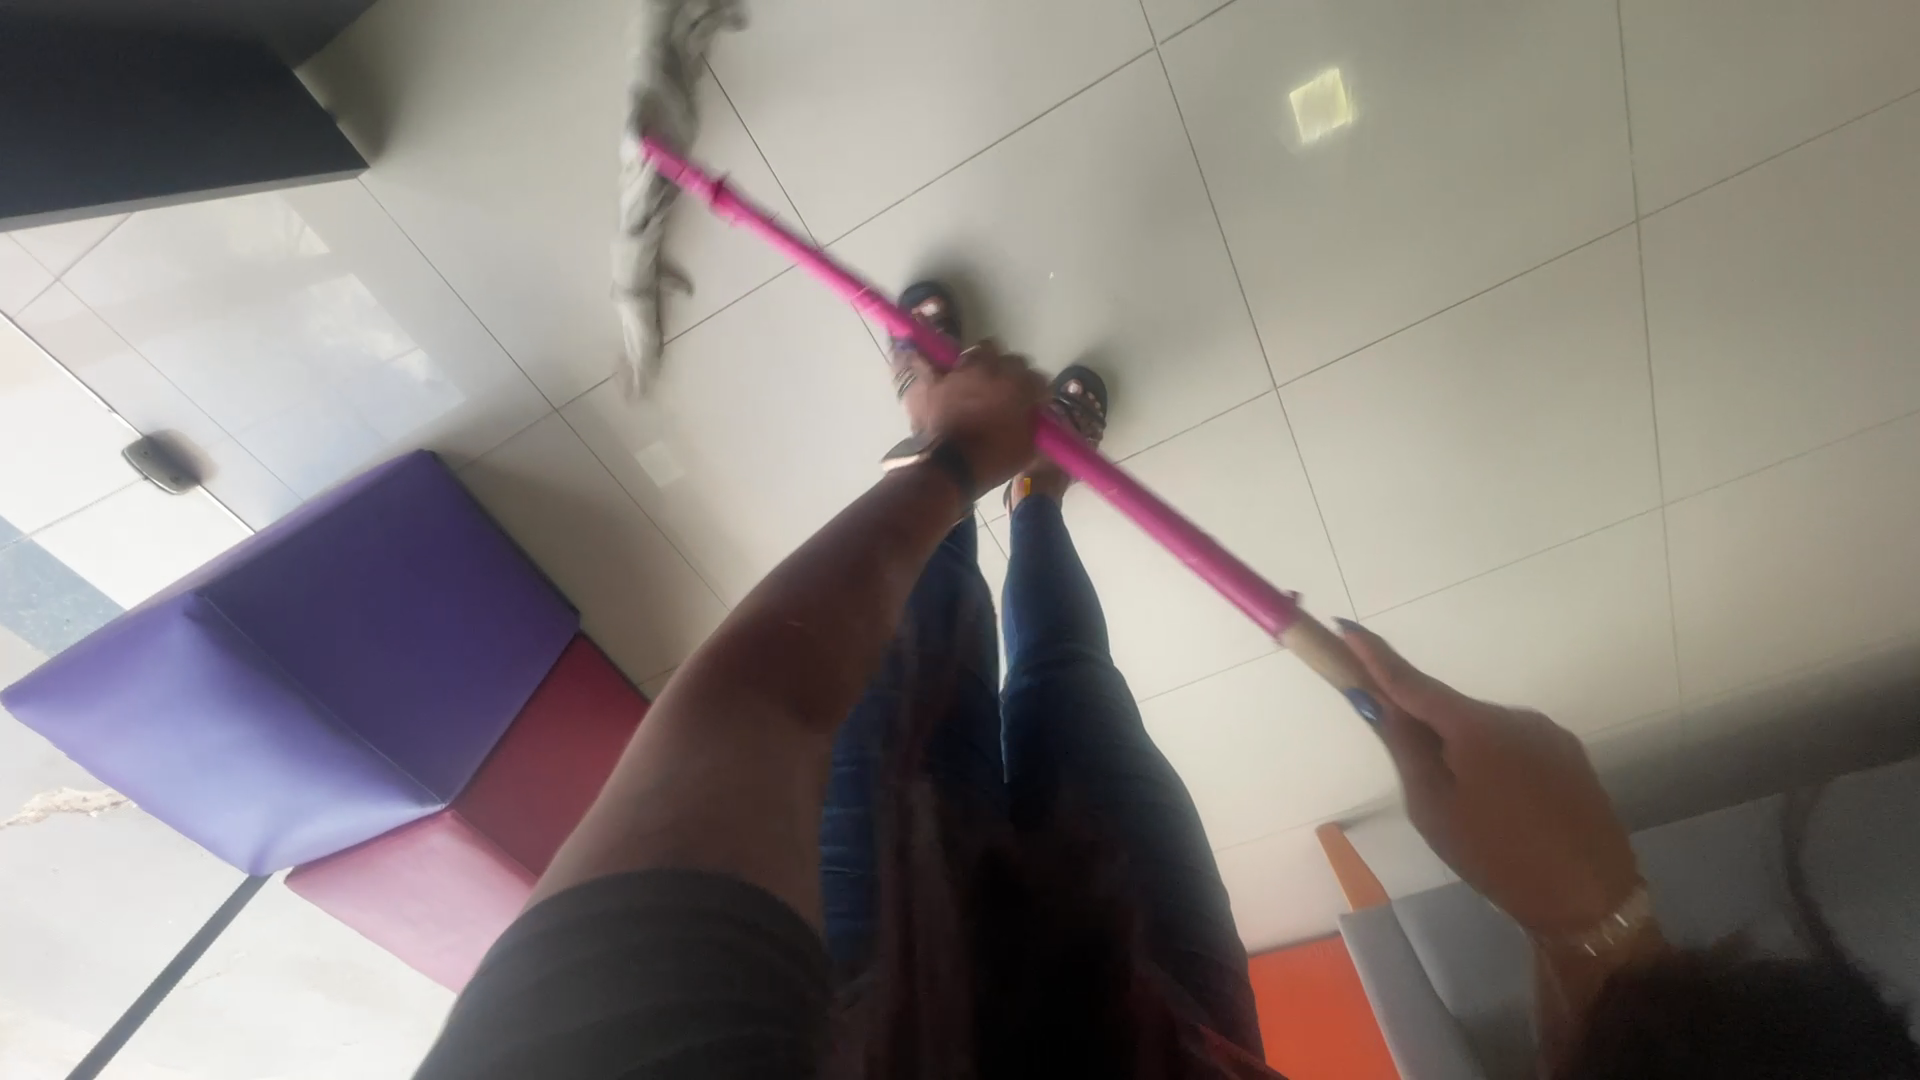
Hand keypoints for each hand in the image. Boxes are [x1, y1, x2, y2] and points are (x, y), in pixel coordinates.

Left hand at [899, 341, 1047, 493]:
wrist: (950, 467)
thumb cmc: (992, 460)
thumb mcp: (1026, 448)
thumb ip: (1033, 423)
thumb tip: (1032, 414)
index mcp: (1019, 387)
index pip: (1038, 379)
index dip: (1036, 392)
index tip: (1034, 404)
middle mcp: (993, 370)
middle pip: (1011, 360)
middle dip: (1014, 374)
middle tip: (1008, 392)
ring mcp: (962, 371)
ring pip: (979, 351)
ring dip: (984, 363)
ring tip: (979, 379)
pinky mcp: (936, 379)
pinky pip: (930, 360)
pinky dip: (935, 364)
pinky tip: (937, 368)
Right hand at [1339, 621, 1639, 935]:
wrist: (1592, 903)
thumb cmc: (1495, 856)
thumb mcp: (1431, 806)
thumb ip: (1404, 745)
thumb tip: (1378, 701)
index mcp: (1475, 726)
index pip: (1409, 680)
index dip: (1372, 653)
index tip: (1343, 625)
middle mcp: (1513, 716)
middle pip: (1445, 707)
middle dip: (1419, 724)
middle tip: (1415, 774)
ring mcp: (1547, 733)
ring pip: (1478, 726)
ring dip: (1457, 746)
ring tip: (1466, 804)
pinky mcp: (1568, 755)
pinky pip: (1508, 742)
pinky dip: (1488, 757)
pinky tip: (1498, 802)